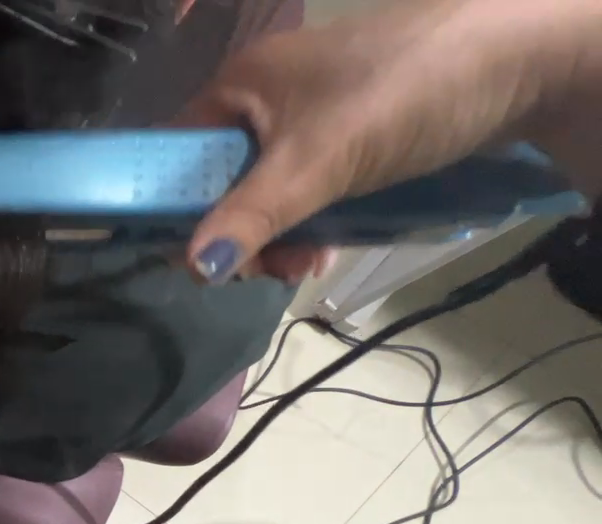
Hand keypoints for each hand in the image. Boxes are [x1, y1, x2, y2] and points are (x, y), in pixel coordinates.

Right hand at [180, 0, 600, 283]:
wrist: (547, 56)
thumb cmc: (411, 92)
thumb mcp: (318, 161)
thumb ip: (249, 217)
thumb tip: (192, 271)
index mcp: (239, 84)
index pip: (174, 158)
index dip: (173, 211)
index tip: (194, 256)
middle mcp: (263, 96)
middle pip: (215, 184)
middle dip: (234, 236)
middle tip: (260, 270)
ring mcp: (306, 114)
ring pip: (258, 194)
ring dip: (272, 239)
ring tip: (303, 264)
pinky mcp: (345, 132)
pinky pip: (298, 188)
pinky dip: (304, 222)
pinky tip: (323, 246)